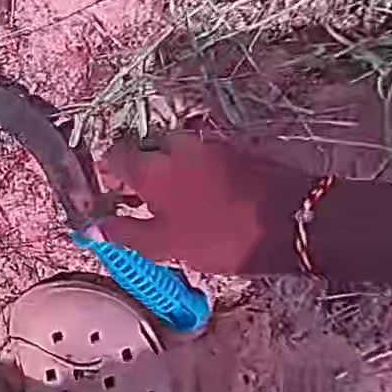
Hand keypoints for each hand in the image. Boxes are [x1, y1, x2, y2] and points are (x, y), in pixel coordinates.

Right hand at [97, 133, 313, 274]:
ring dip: (167, 172)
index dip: (105, 176)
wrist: (298, 222)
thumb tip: (93, 228)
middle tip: (138, 201)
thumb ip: (126, 234)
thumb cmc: (222, 236)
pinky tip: (201, 200)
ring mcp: (211, 147)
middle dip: (138, 171)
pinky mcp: (239, 153)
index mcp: (153, 168)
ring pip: (176, 153)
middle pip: (146, 151)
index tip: (107, 196)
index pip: (114, 158)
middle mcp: (178, 148)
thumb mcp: (167, 245)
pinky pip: (203, 159)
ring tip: (171, 203)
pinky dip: (194, 174)